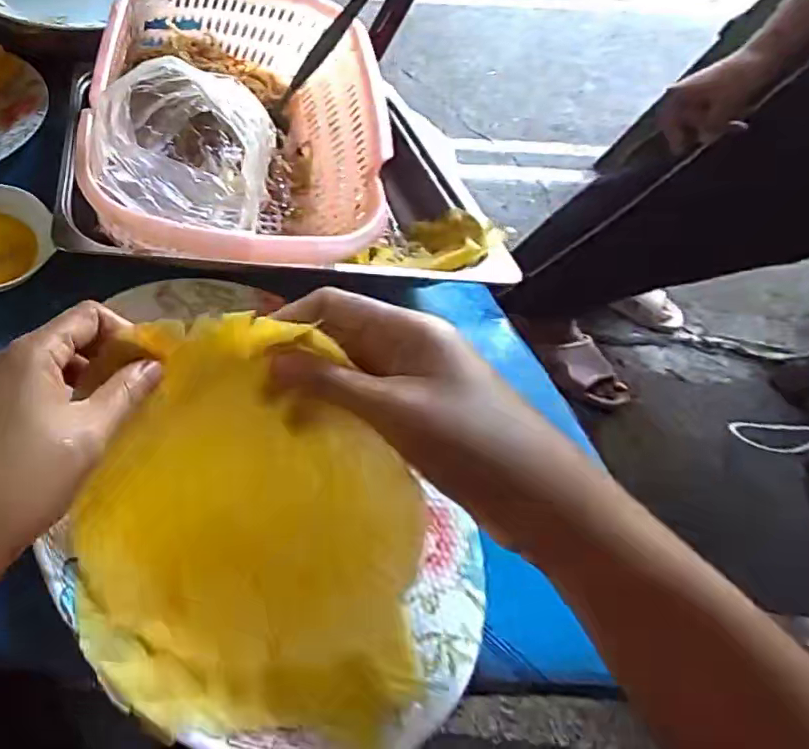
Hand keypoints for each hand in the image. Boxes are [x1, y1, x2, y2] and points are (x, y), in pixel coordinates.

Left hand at [0, 301, 161, 565]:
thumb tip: (153, 364)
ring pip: (56, 361)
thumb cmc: (30, 477)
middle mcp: (13, 355)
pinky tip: (85, 423)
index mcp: (33, 350)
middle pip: (71, 334)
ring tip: (119, 406)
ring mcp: (0, 381)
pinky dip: (67, 392)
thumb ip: (123, 393)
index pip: (88, 314)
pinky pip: (39, 383)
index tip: (150, 363)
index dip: (124, 331)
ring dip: (90, 375)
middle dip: (109, 353)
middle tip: (141, 385)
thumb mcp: (87, 434)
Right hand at [269, 288, 610, 555]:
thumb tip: (271, 359)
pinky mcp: (419, 406)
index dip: (291, 318)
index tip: (255, 350)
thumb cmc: (471, 445)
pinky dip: (336, 402)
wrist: (553, 507)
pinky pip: (365, 392)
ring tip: (278, 406)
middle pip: (339, 331)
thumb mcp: (393, 410)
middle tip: (260, 383)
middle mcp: (408, 342)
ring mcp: (415, 375)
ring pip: (349, 364)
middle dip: (297, 352)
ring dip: (314, 379)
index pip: (333, 302)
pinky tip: (313, 423)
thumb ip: (329, 380)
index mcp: (407, 327)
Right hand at [655, 49, 776, 152]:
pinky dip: (720, 116)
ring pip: (698, 114)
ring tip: (735, 128)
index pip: (668, 121)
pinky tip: (737, 118)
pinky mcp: (712, 88)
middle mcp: (681, 91)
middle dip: (698, 130)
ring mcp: (696, 89)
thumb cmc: (741, 80)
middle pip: (682, 118)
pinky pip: (709, 108)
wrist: (766, 56)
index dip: (673, 137)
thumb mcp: (726, 106)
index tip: (681, 152)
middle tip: (713, 140)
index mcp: (678, 94)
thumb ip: (712, 125)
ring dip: (713, 123)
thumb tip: (704, 141)